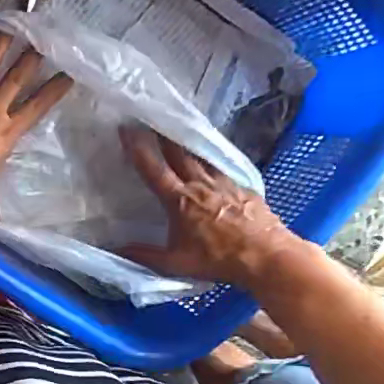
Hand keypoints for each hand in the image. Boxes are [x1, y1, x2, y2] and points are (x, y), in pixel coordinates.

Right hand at [121, 125, 314, 287]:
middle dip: (163, 136)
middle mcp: (200, 185)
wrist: (266, 256)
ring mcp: (224, 183)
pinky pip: (222, 168)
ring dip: (187, 145)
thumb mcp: (175, 263)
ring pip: (201, 157)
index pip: (153, 170)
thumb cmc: (217, 259)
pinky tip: (209, 161)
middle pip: (179, 154)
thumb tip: (117, 250)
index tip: (127, 130)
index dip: (138, 149)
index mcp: (180, 200)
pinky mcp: (243, 187)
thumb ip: (144, 255)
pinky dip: (210, 160)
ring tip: (179, 134)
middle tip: (153, 120)